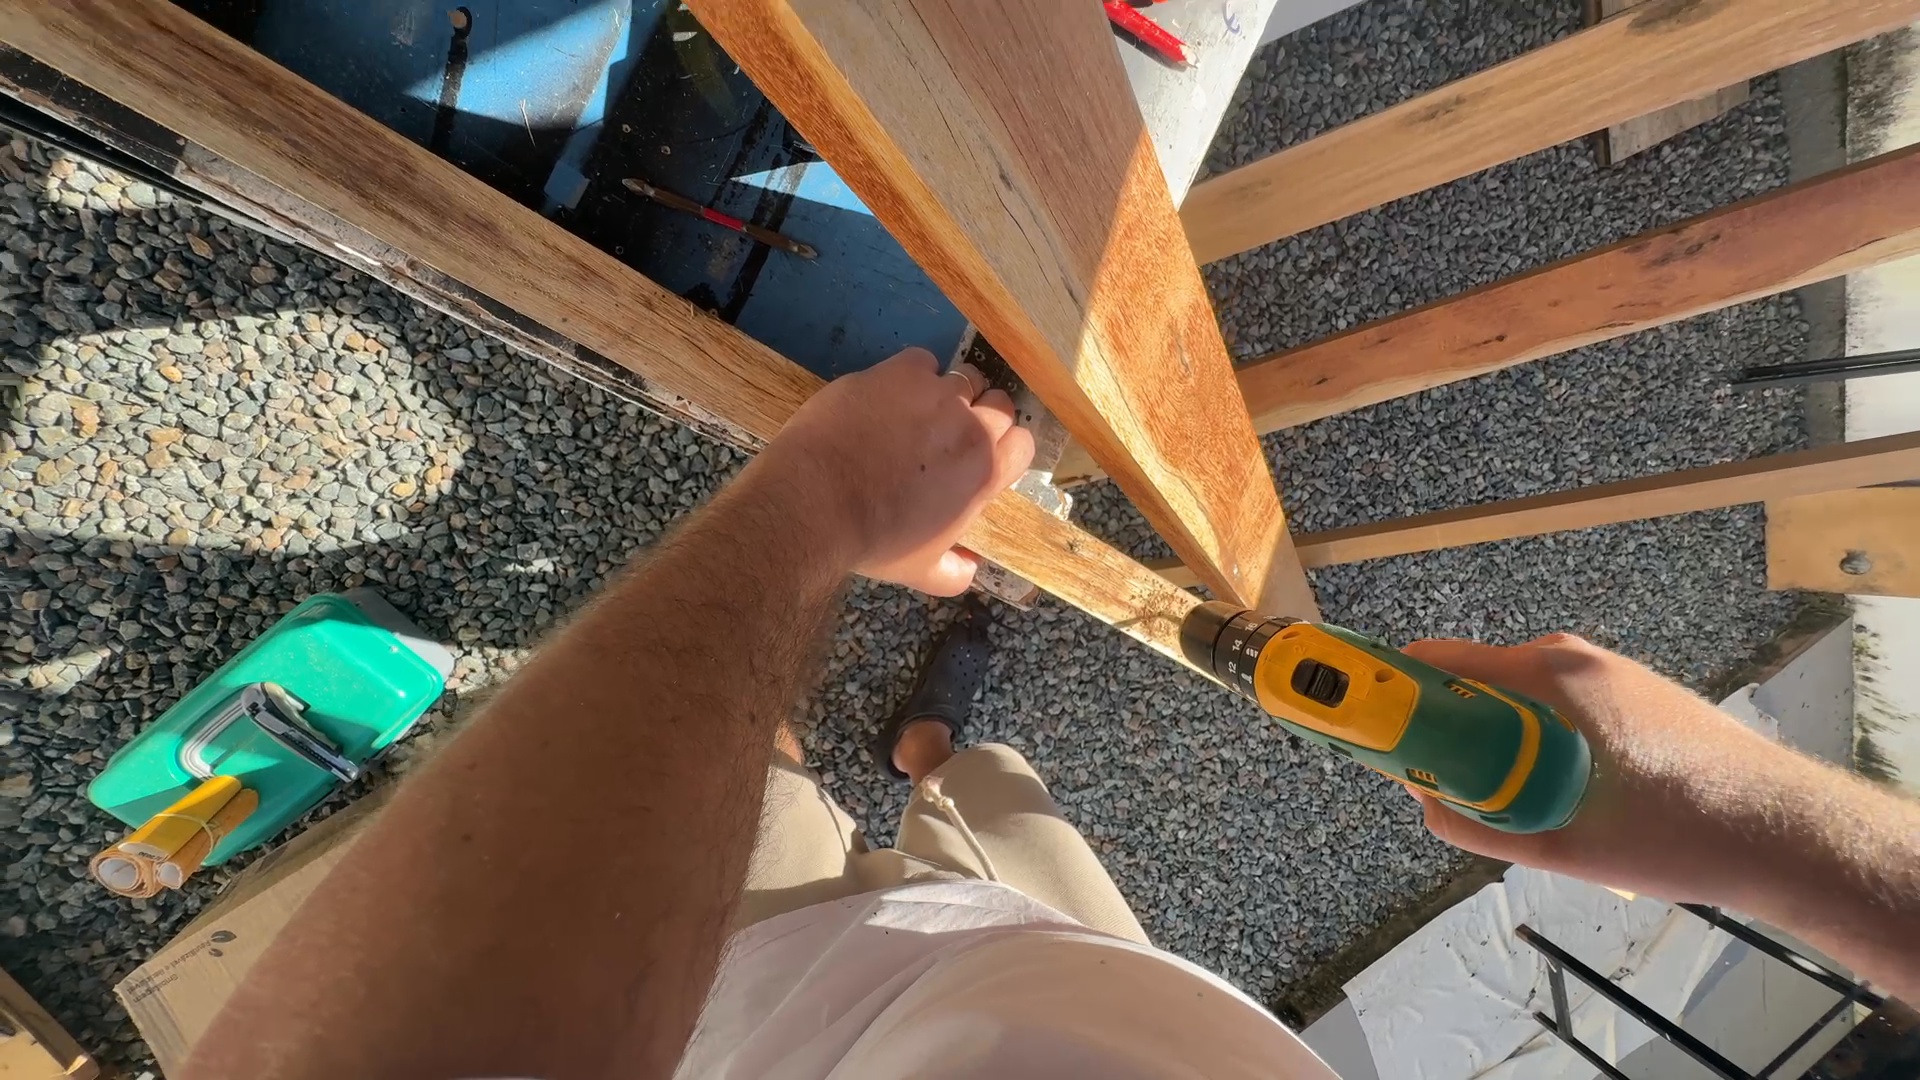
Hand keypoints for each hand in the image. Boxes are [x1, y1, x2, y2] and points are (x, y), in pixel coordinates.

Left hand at [751, 348, 1033, 594]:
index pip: (1023, 444)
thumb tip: (970, 568)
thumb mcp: (921, 571)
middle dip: (983, 415)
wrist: (815, 502)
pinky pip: (922, 361)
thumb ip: (955, 572)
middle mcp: (971, 427)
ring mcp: (936, 394)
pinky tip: (891, 394)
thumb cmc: (874, 541)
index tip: (983, 454)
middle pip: (1000, 403)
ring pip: (964, 378)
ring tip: (919, 410)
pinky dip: (912, 375)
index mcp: (985, 472)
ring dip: (949, 393)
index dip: (1005, 447)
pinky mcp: (899, 372)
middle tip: (950, 432)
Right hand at [1399, 634, 1809, 905]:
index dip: (1398, 688)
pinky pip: (1549, 696)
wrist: (1800, 838)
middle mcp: (1564, 655)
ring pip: (1510, 688)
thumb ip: (1474, 824)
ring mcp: (1599, 666)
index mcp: (1542, 672)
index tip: (1385, 725)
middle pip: (1470, 675)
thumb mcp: (1558, 844)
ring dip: (1495, 728)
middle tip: (1457, 774)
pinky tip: (1563, 777)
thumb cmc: (1676, 831)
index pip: (1434, 657)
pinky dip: (1534, 727)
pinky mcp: (1625, 684)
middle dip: (1450, 720)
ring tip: (1517, 785)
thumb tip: (1421, 802)